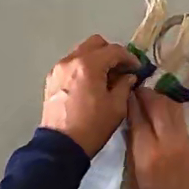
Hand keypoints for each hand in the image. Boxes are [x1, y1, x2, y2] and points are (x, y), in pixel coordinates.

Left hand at [41, 35, 140, 155]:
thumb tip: (127, 76)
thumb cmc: (92, 126)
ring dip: (95, 59)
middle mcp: (70, 61)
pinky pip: (70, 64)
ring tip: (106, 77)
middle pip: (95, 44)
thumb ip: (124, 85)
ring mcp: (57, 69)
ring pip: (80, 52)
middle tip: (121, 69)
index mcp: (88, 65)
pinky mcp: (51, 79)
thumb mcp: (116, 107)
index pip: (114, 50)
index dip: (129, 57)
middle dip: (111, 52)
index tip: (137, 68)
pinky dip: (82, 67)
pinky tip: (90, 83)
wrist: (60, 145)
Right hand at [125, 88, 188, 188]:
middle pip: (158, 104)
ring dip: (159, 100)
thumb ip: (129, 152)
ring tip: (147, 101)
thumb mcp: (129, 182)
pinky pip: (179, 120)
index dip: (129, 101)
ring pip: (173, 108)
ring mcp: (184, 142)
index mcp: (147, 153)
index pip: (137, 115)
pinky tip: (158, 118)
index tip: (121, 94)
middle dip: (145, 94)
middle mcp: (168, 142)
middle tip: (133, 92)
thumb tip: (127, 128)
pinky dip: (168, 112)